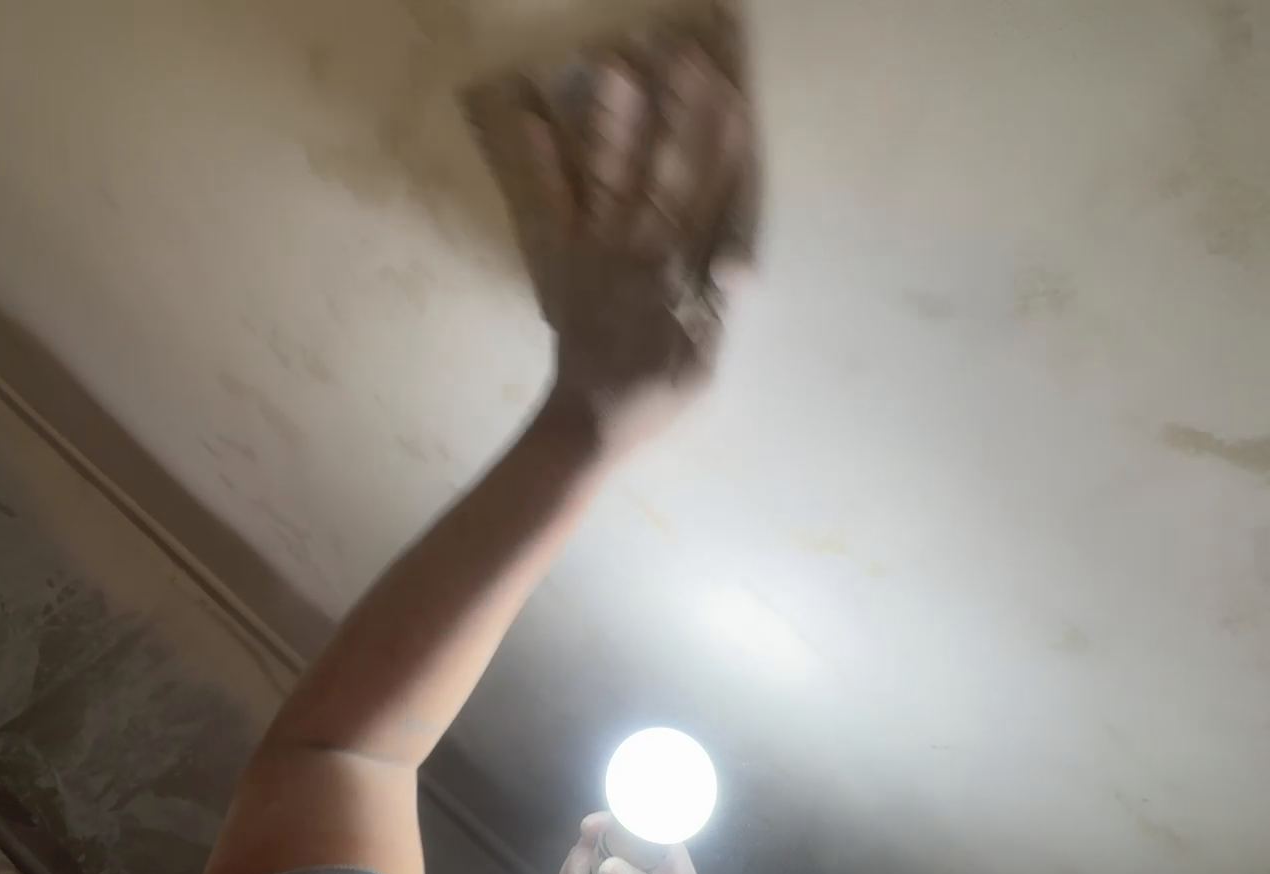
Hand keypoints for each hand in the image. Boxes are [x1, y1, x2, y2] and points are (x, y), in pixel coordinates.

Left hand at [513, 39, 755, 455]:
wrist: (589, 423)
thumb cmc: (655, 399)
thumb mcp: (703, 368)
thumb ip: (719, 313)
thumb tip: (739, 261)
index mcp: (680, 278)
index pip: (709, 202)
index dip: (722, 150)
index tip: (732, 98)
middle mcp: (640, 254)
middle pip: (664, 175)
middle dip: (677, 114)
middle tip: (683, 56)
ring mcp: (599, 254)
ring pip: (611, 180)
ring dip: (614, 124)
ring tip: (614, 68)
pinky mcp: (568, 261)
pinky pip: (556, 208)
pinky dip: (544, 166)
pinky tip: (530, 122)